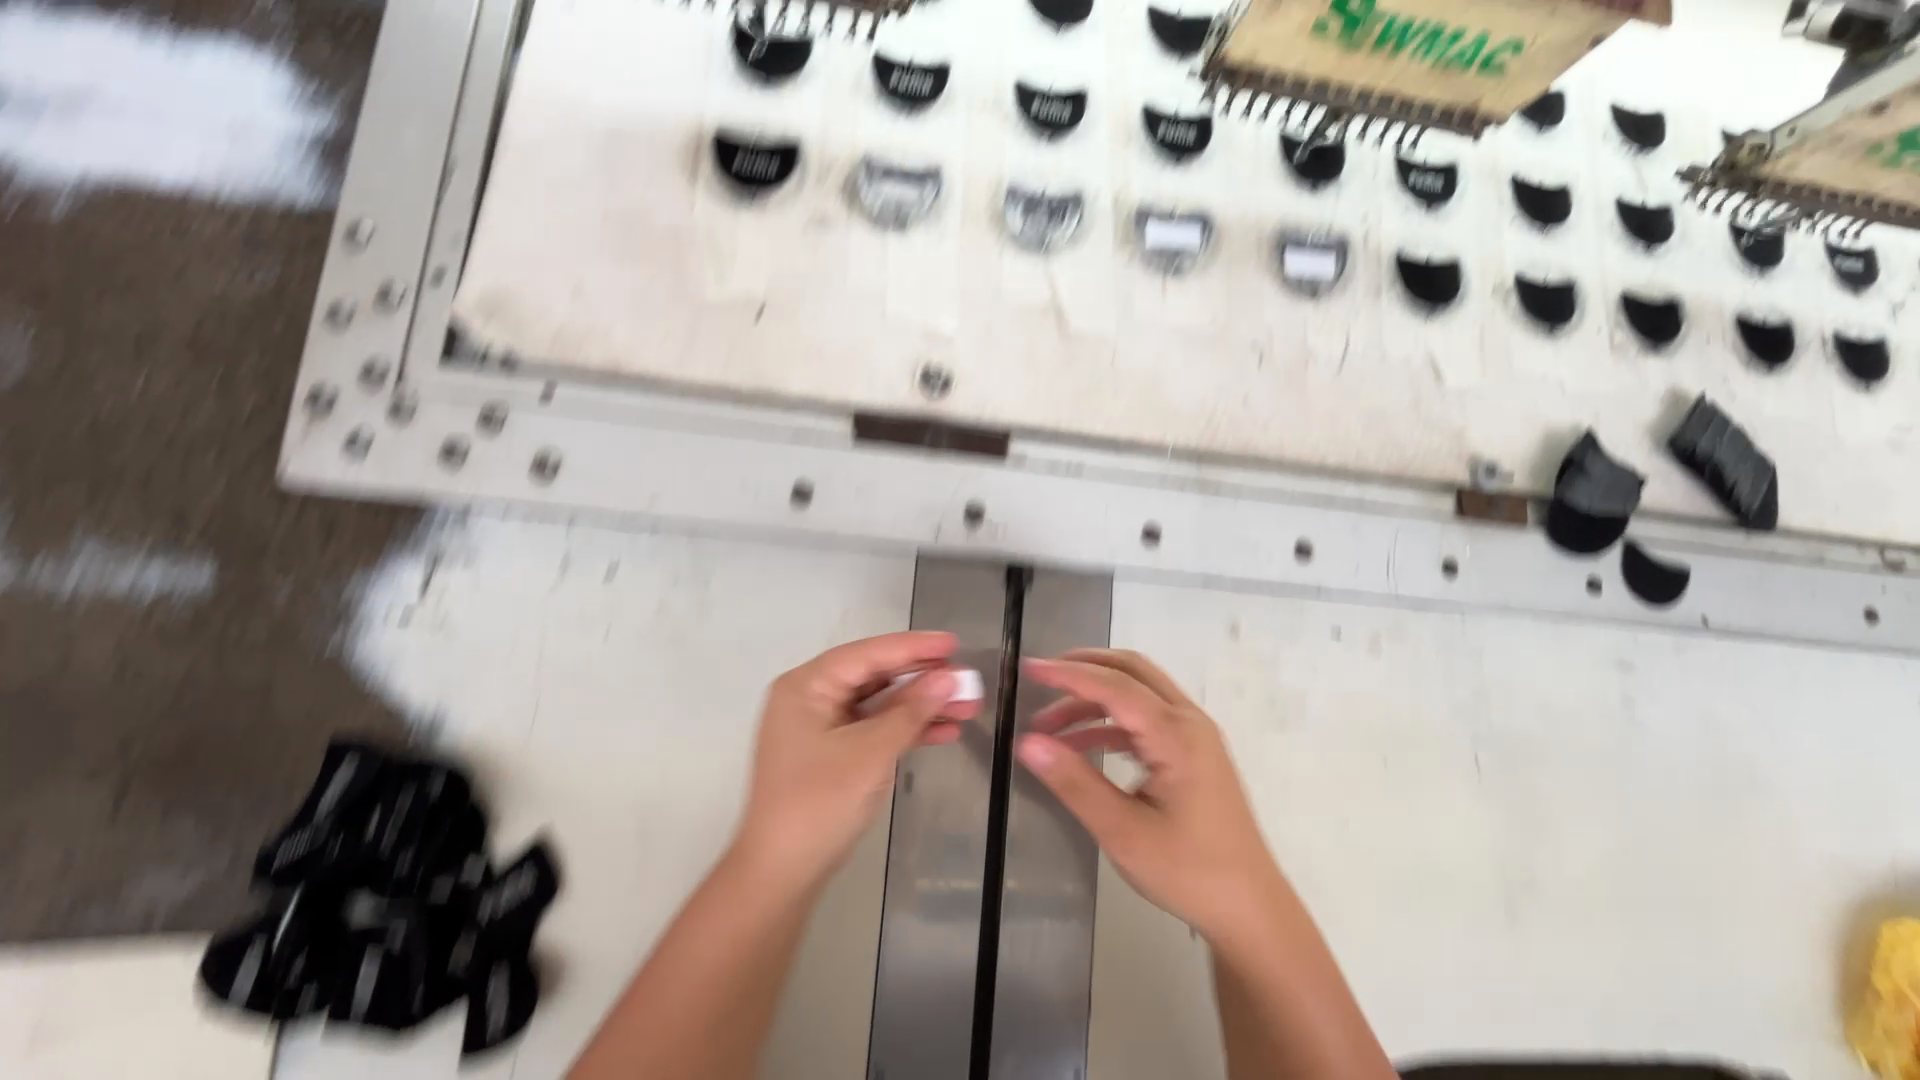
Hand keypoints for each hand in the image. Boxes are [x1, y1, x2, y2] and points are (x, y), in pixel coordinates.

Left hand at [735, 631, 980, 890]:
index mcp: (806, 686)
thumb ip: (910, 711)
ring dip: (921, 707)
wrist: (782, 872)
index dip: (913, 647)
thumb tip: (949, 677)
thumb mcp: (870, 753)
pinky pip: (875, 730)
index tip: (954, 643)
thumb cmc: (819, 803)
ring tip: (969, 707)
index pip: (867, 654)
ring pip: (879, 705)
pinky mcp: (833, 755)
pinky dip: (906, 731)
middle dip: (923, 680)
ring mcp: (821, 728)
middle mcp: (810, 698)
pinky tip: (945, 733)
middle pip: (875, 677)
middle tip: (969, 680)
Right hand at [1016, 649, 1283, 941]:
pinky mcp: (1194, 756)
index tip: (1027, 669)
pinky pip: (1147, 720)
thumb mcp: (1122, 830)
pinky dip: (1111, 723)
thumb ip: (1074, 782)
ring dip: (1093, 701)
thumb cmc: (1188, 871)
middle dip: (1083, 669)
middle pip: (1132, 672)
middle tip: (1040, 679)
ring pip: (1139, 695)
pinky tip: (1080, 747)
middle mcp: (1189, 722)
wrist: (1250, 908)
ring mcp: (1195, 737)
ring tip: (1049, 727)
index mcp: (1176, 734)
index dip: (1068, 674)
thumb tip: (1026, 743)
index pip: (1114, 685)